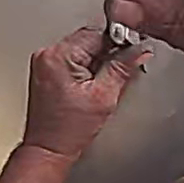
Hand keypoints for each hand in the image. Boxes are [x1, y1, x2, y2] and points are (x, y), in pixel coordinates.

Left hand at [21, 26, 151, 159]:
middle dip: (108, 53)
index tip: (132, 52)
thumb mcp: (104, 97)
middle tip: (118, 73)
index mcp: (59, 56)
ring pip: (82, 48)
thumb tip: (138, 50)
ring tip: (101, 84)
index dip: (119, 42)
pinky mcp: (47, 71)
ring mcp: (45, 62)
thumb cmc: (69, 130)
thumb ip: (123, 68)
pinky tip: (91, 86)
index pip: (97, 34)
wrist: (49, 148)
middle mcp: (47, 55)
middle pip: (89, 39)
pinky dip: (86, 68)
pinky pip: (73, 59)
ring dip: (98, 60)